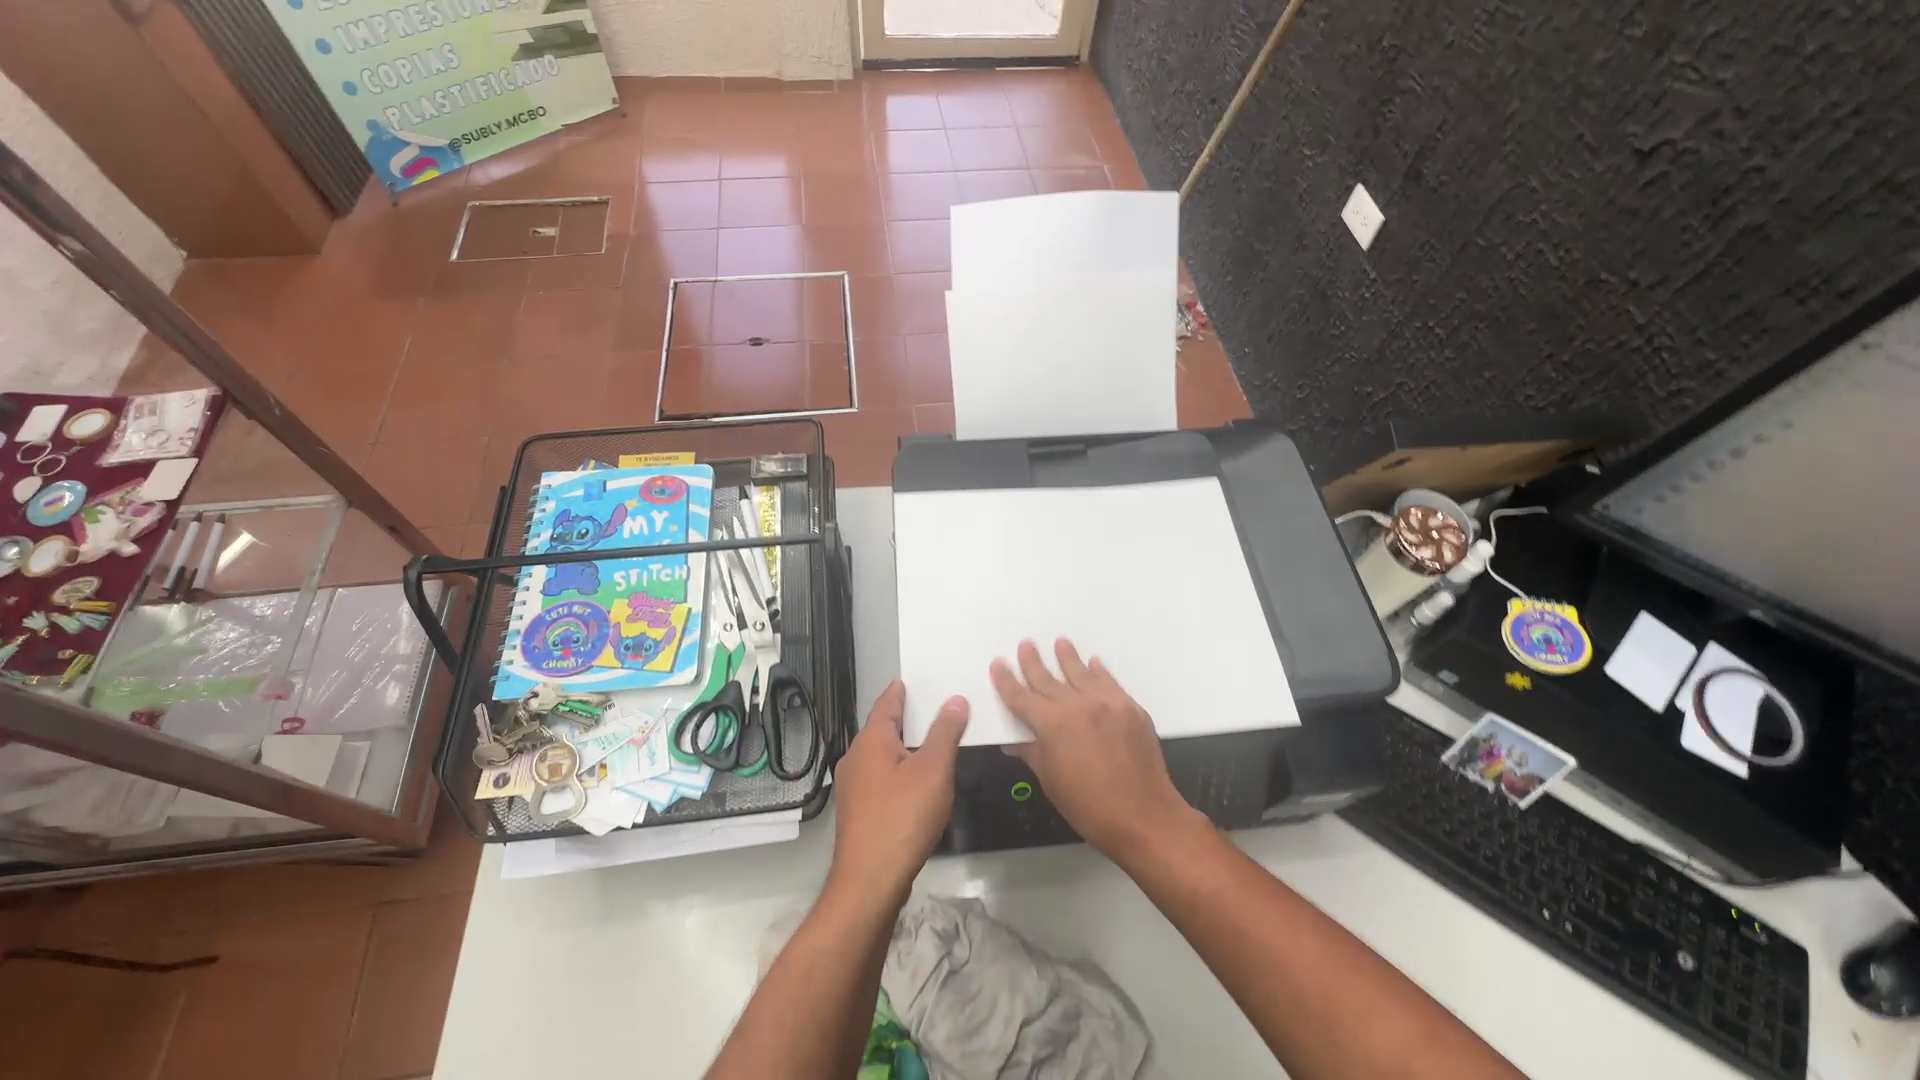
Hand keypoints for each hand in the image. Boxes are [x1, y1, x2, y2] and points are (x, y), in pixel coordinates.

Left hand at [827, 680, 968, 903]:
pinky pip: (882, 781)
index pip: (885, 705)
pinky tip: (918, 785)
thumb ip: (945, 733)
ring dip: (904, 749)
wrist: (870, 880)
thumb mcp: (933, 770)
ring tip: (933, 745)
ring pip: (882, 758)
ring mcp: (853, 789)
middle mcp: (855, 759)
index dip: (900, 692)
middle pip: (882, 730)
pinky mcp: (859, 813)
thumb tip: (954, 700)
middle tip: (933, 709)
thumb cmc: (902, 817)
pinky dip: (900, 773)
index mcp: (870, 742)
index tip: (911, 682)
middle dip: (906, 720)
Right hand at [991, 639, 1207, 863]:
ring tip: (1060, 642)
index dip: (1007, 681)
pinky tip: (1093, 663)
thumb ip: (1033, 754)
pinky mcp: (1131, 709)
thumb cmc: (1089, 807)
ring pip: (1081, 674)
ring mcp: (1108, 704)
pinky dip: (1100, 672)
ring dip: (1068, 657)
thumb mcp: (1051, 782)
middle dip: (1034, 662)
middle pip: (1049, 680)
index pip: (1021, 697)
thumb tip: (1016, 742)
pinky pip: (1110, 683)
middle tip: (1026, 644)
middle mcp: (1078, 706)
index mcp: (1051, 725)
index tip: (999, 664)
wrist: (1143, 815)